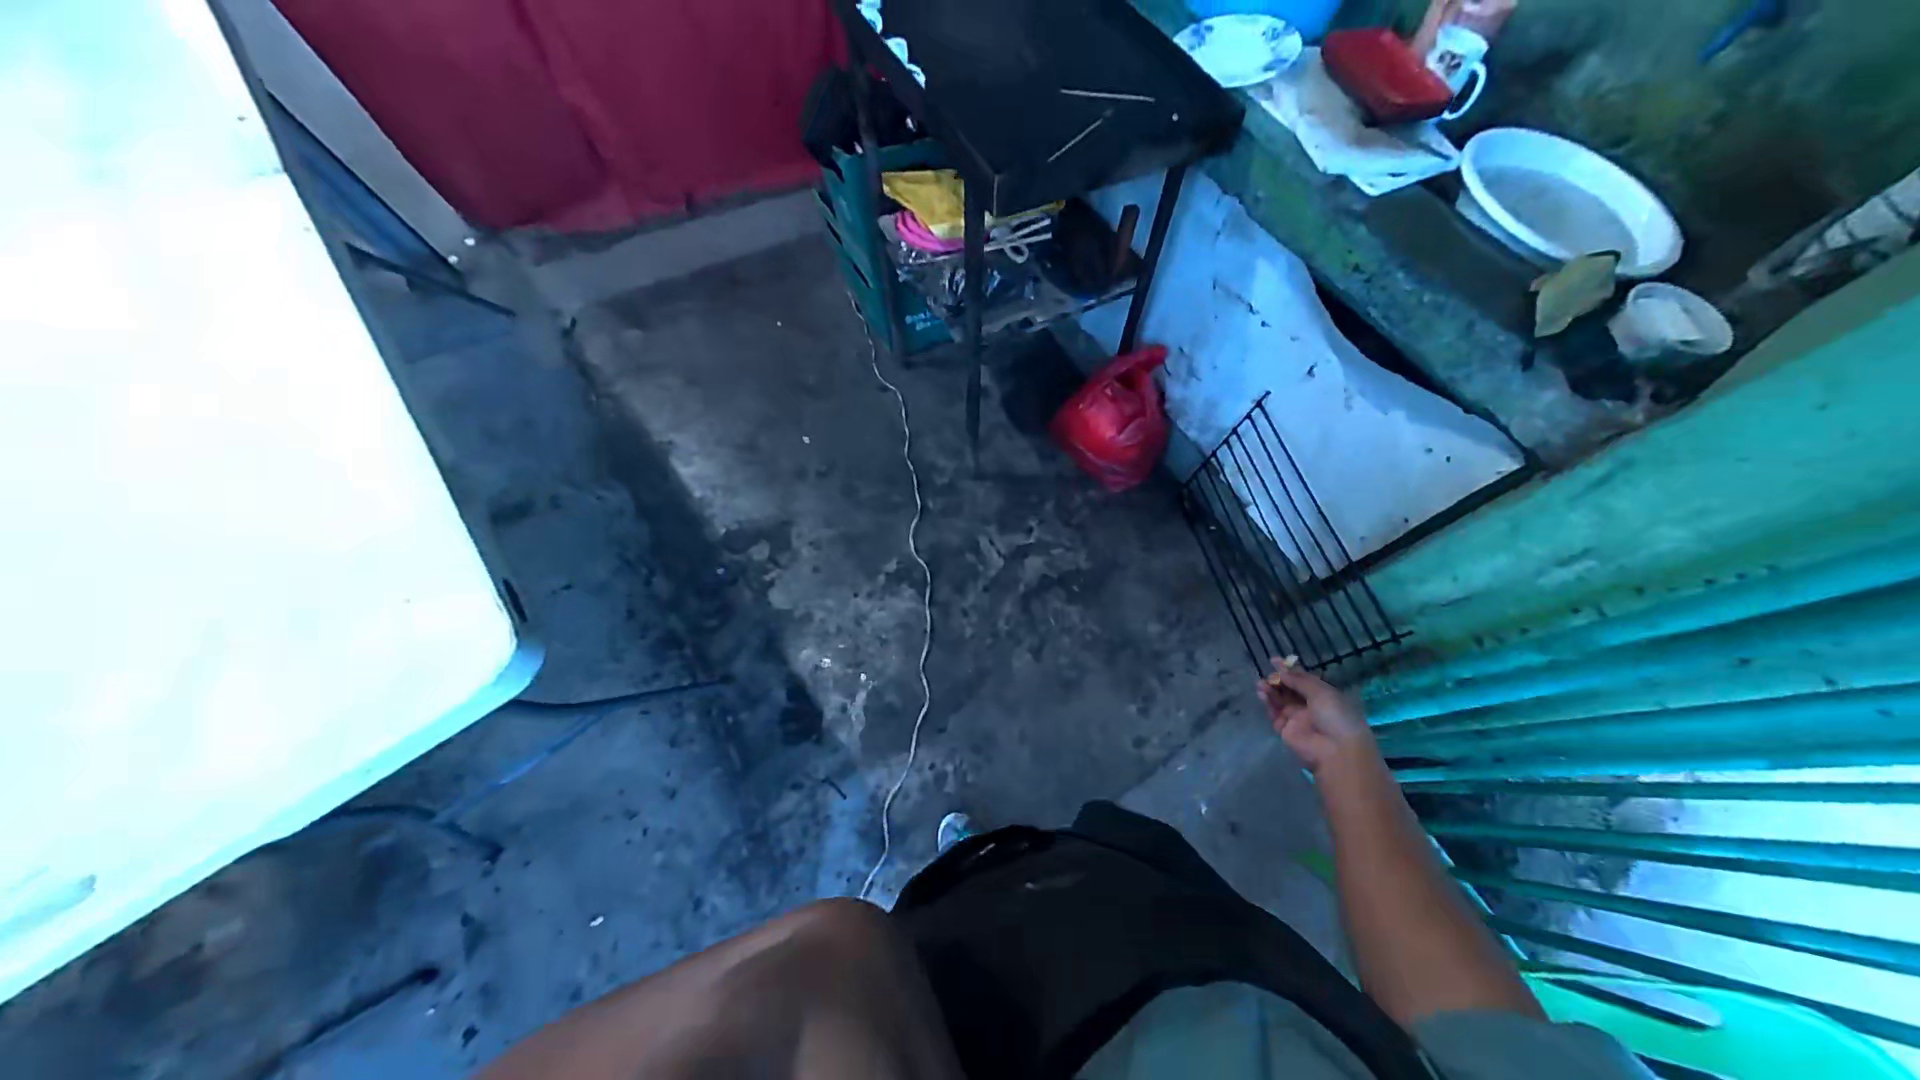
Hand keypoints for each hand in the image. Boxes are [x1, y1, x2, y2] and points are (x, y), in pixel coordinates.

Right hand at [1255, 658, 1376, 773]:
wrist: (1335, 749)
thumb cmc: (1335, 716)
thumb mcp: (1321, 692)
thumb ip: (1300, 681)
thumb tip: (1282, 672)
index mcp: (1323, 695)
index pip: (1304, 680)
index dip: (1290, 670)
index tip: (1274, 660)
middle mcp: (1310, 705)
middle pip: (1290, 689)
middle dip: (1278, 680)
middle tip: (1269, 674)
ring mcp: (1297, 717)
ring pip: (1280, 699)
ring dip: (1271, 690)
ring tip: (1261, 683)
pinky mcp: (1285, 728)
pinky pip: (1274, 712)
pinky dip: (1268, 702)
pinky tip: (1262, 693)